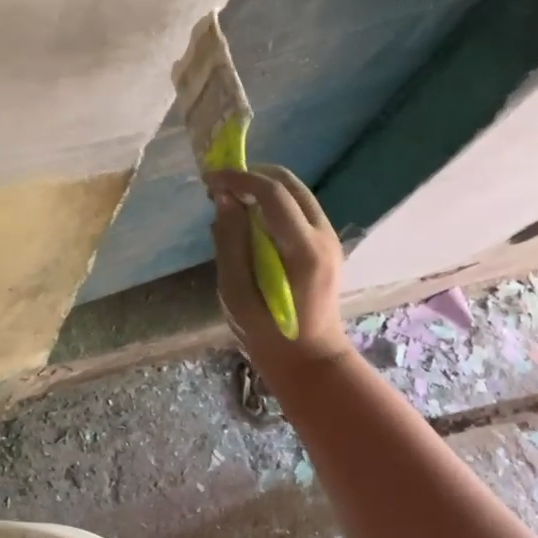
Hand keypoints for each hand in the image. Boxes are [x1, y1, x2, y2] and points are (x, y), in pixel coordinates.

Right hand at [205, 166, 349, 364]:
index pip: (273, 193)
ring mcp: (328, 238)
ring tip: (228, 203)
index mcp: (303, 249)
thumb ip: (230, 243)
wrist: (310, 360)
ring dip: (260, 188)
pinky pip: (297, 208)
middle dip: (250, 176)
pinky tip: (247, 221)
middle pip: (289, 183)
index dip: (238, 178)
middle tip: (217, 189)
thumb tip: (224, 200)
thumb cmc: (268, 334)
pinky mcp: (324, 245)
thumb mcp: (236, 293)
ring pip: (295, 192)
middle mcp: (323, 235)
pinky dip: (270, 203)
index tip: (208, 180)